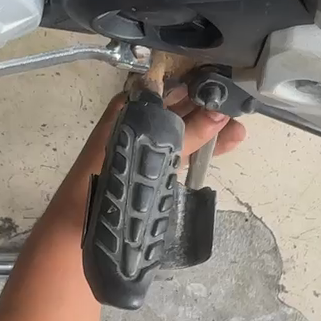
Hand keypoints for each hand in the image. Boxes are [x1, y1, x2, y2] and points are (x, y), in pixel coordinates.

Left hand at [46, 90, 246, 222]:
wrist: (80, 238)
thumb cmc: (109, 188)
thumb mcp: (151, 156)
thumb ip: (186, 136)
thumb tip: (219, 113)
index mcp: (125, 110)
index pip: (165, 84)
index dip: (194, 82)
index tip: (224, 83)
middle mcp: (134, 125)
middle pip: (176, 107)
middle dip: (207, 106)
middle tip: (240, 107)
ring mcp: (143, 150)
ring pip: (181, 131)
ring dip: (209, 129)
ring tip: (239, 130)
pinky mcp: (150, 172)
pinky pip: (180, 153)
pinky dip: (202, 149)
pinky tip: (225, 145)